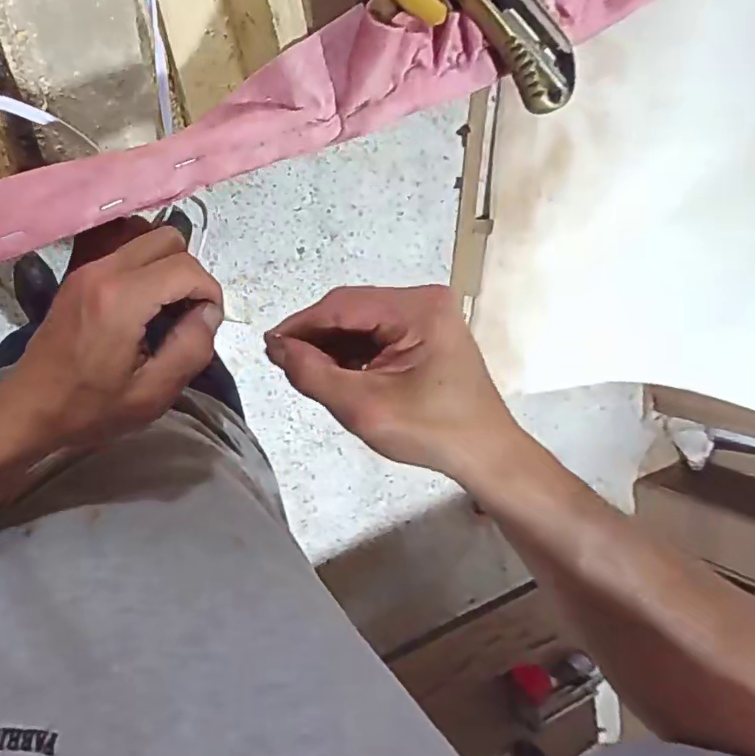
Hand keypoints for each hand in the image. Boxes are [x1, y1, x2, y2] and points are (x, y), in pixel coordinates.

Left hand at [0, 226, 223, 452]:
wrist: (28, 409)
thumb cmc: (88, 408)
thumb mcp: (151, 394)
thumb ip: (191, 349)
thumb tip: (209, 313)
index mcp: (120, 299)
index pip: (185, 267)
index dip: (209, 292)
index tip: (206, 323)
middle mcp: (102, 271)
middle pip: (167, 239)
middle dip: (189, 273)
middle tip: (186, 314)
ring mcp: (86, 269)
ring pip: (146, 238)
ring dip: (167, 267)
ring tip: (165, 310)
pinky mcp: (78, 275)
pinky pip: (125, 251)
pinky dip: (145, 268)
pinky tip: (142, 306)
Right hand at [265, 285, 524, 476]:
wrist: (485, 454)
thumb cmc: (434, 433)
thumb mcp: (364, 408)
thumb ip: (313, 375)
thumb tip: (276, 347)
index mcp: (417, 310)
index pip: (340, 307)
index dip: (299, 326)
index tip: (270, 347)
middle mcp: (422, 301)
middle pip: (348, 311)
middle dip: (314, 337)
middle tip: (284, 363)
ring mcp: (423, 314)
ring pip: (356, 322)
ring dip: (329, 346)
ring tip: (305, 372)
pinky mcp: (421, 331)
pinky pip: (371, 333)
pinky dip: (348, 352)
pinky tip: (332, 372)